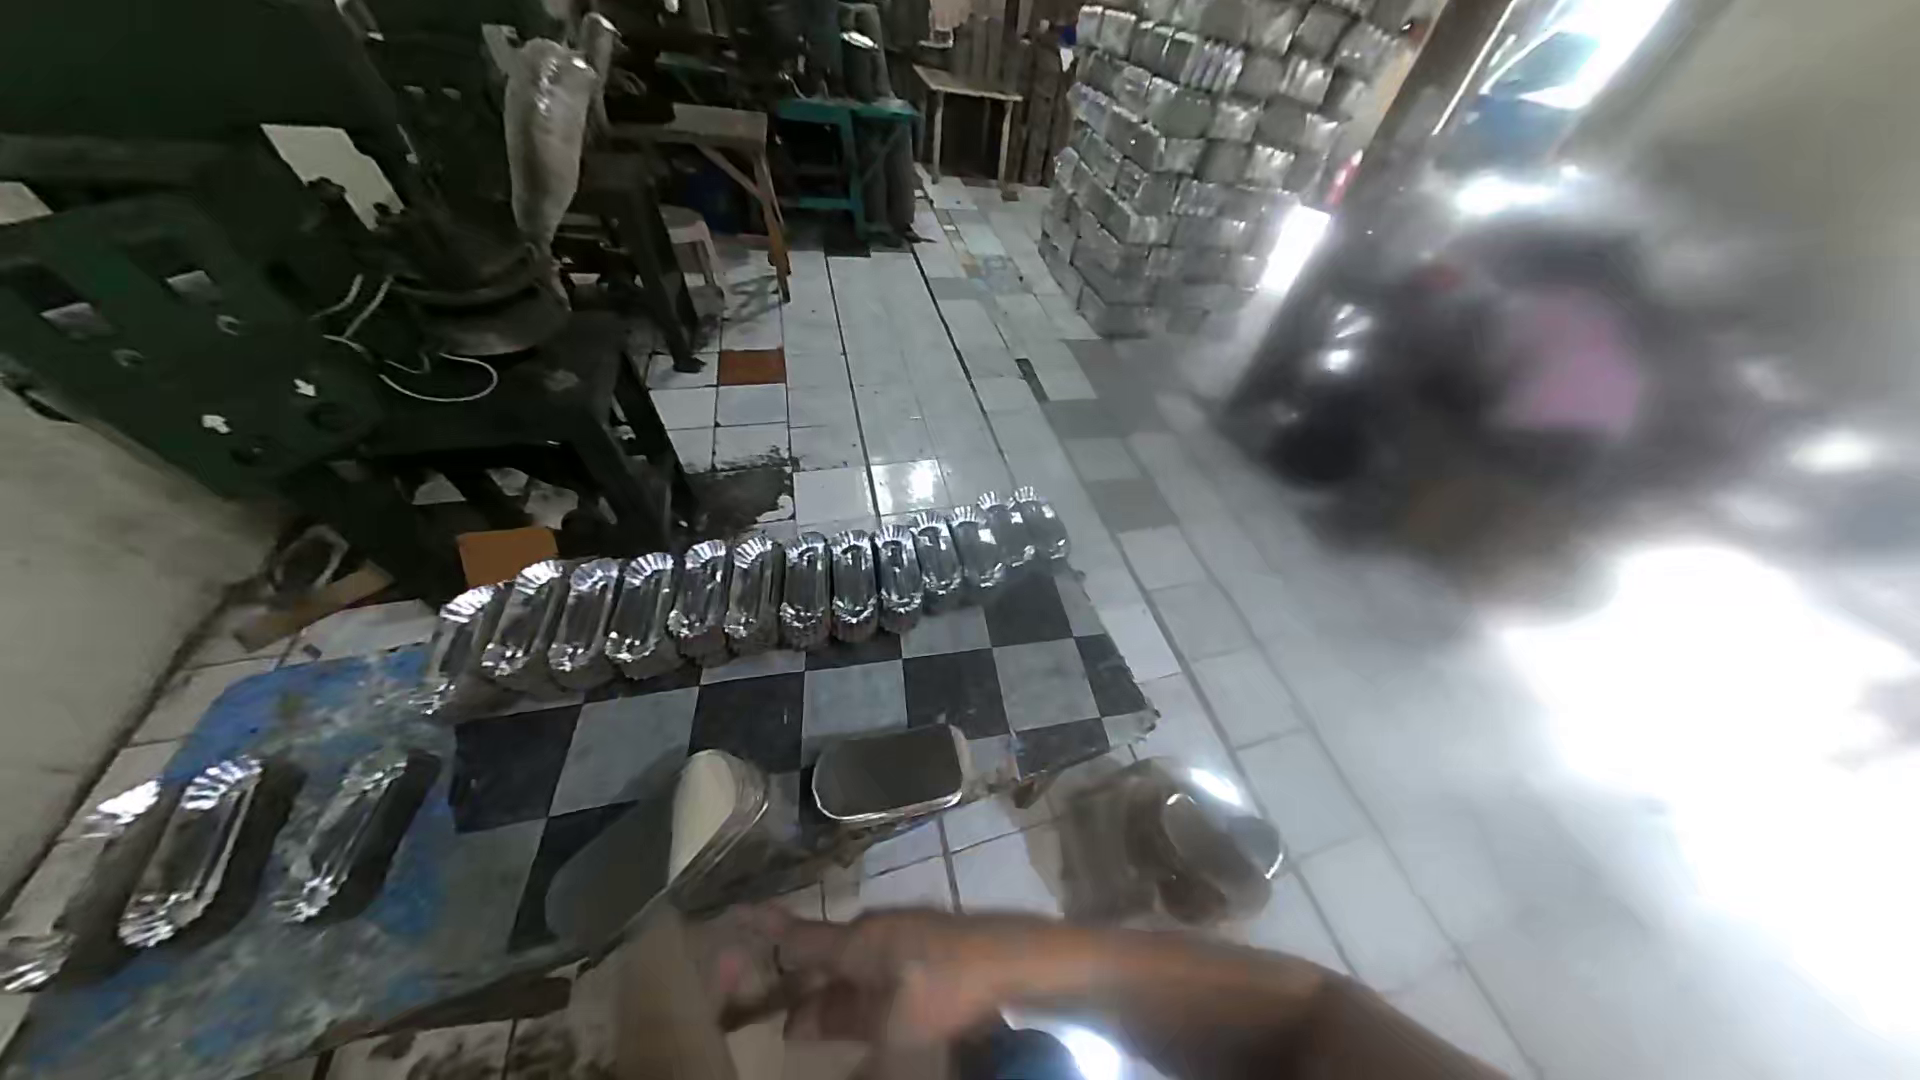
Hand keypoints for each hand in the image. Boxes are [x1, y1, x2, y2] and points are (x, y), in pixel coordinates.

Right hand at [727, 906, 1047, 1048]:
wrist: (1002, 956)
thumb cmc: (942, 988)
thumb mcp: (888, 1023)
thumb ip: (840, 1021)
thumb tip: (796, 1023)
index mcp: (855, 943)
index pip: (796, 934)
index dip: (762, 926)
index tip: (731, 913)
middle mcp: (867, 930)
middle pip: (816, 954)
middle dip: (786, 976)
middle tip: (755, 997)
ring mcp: (891, 934)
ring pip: (842, 964)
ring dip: (818, 990)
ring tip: (796, 1021)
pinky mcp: (911, 943)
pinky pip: (865, 967)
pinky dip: (846, 990)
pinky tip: (845, 1013)